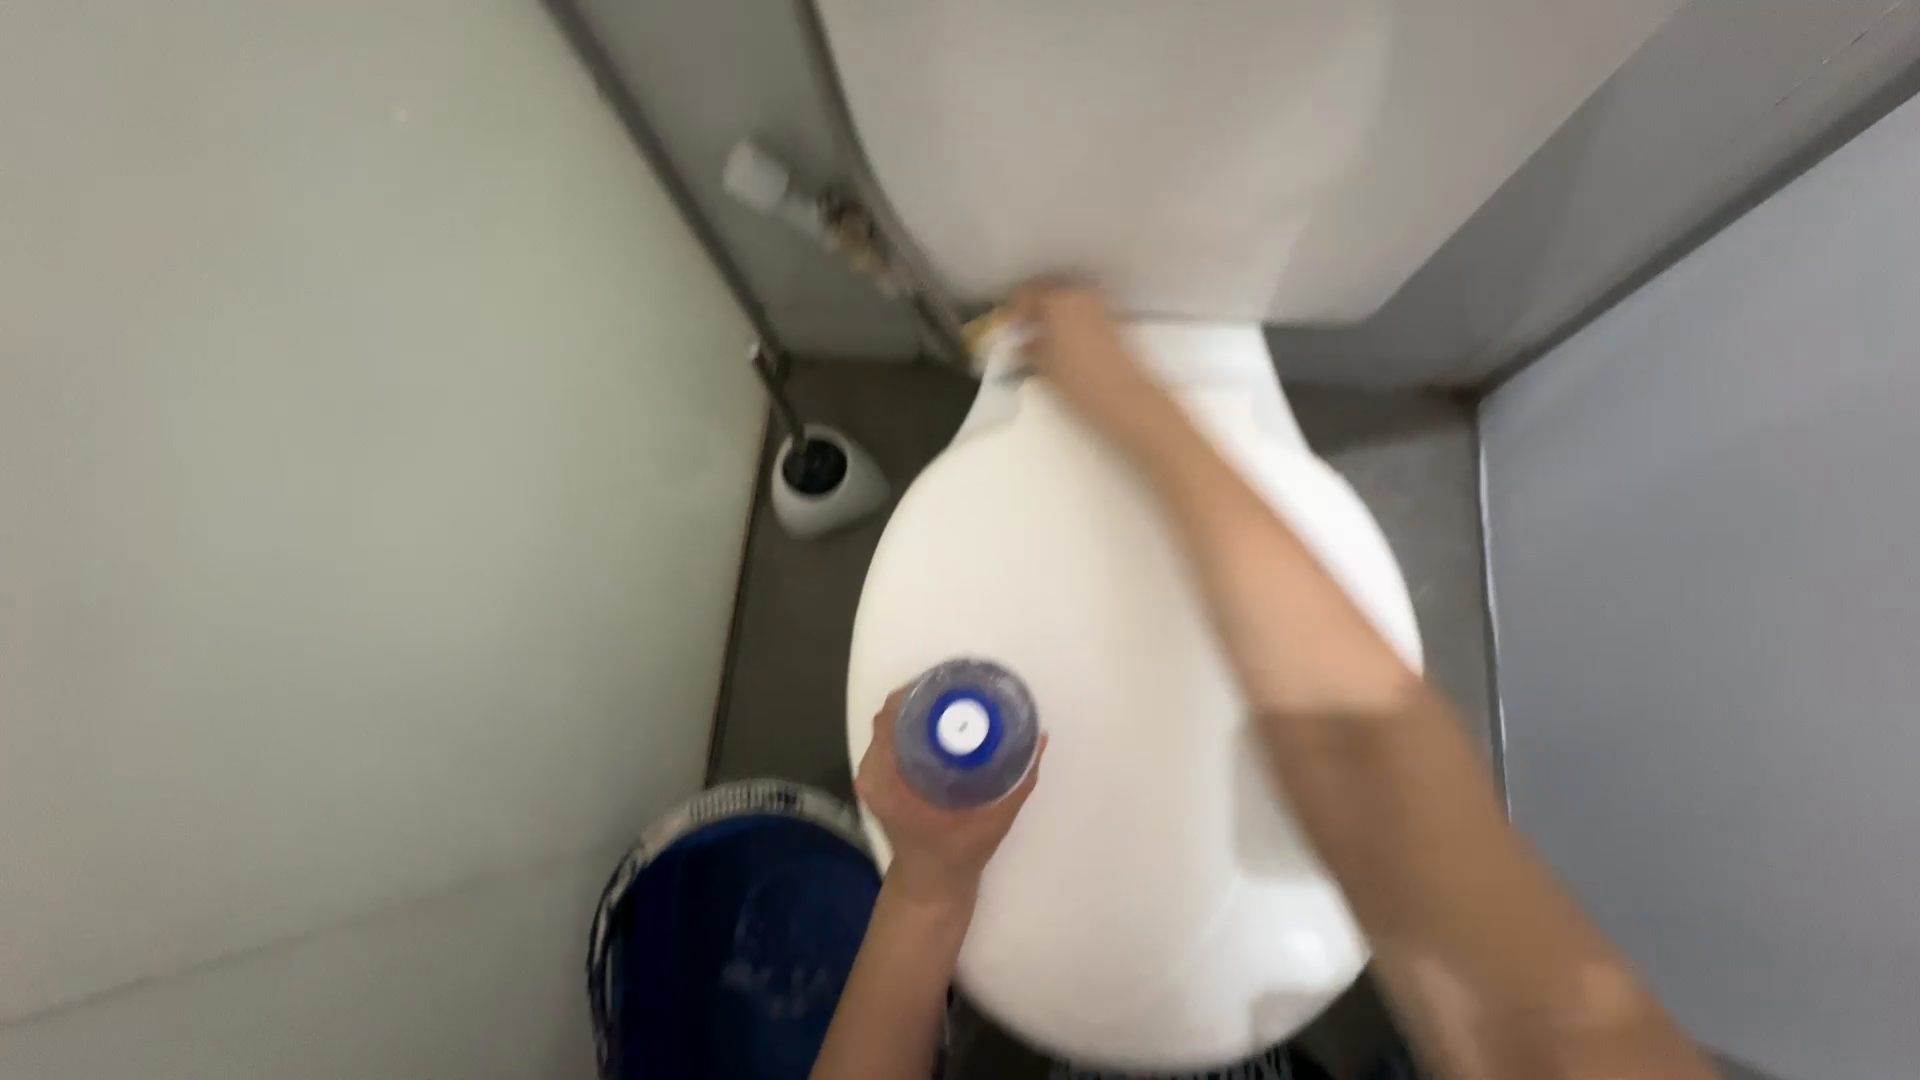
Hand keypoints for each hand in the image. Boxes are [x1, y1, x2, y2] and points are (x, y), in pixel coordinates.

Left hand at [855, 688, 1047, 906]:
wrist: (932, 886)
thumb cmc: (956, 855)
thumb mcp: (992, 820)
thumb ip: (1018, 780)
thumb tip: (1039, 737)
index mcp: (888, 780)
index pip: (890, 719)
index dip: (917, 693)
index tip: (950, 682)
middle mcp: (873, 772)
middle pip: (891, 715)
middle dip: (924, 695)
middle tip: (960, 686)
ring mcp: (874, 775)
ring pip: (891, 724)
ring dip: (919, 707)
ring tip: (955, 697)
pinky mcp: (882, 778)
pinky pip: (893, 738)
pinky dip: (914, 723)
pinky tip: (944, 719)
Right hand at [1008, 281, 1161, 436]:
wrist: (1127, 398)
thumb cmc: (1080, 383)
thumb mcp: (1044, 368)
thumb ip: (1029, 349)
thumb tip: (1023, 342)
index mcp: (1057, 301)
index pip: (1026, 293)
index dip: (1012, 308)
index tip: (1005, 325)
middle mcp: (1079, 295)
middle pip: (1049, 290)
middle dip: (1033, 307)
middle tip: (1021, 328)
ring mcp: (1099, 305)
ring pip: (1068, 298)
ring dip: (1053, 312)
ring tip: (1042, 335)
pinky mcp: (1113, 319)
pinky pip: (1083, 309)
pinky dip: (1070, 318)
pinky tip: (1065, 340)